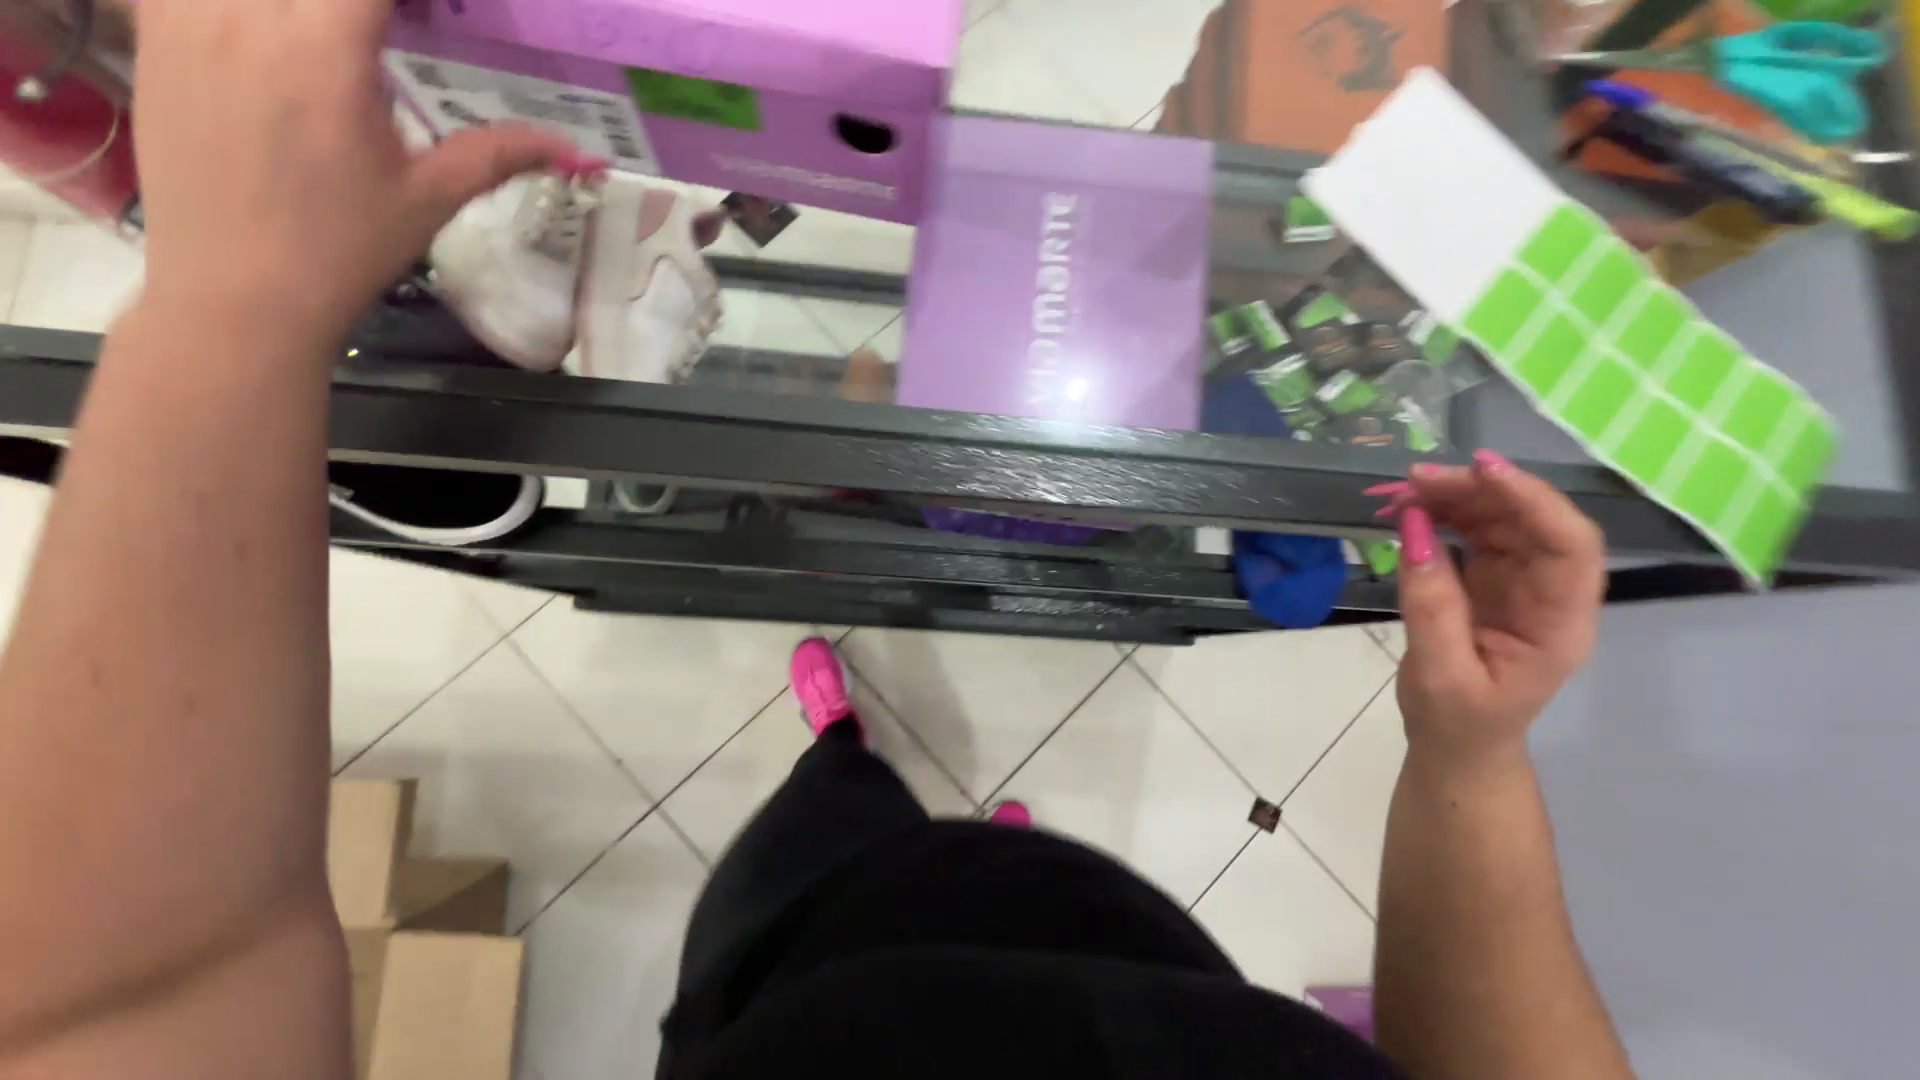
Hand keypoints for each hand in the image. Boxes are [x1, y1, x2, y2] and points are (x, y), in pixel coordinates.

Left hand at [130, 0, 583, 340]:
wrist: (239, 290)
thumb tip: (569, 147)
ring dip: (310, 7)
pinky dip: (247, 8)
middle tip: (403, 28)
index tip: (442, 15)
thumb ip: (496, 154)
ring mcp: (185, 19)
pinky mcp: (154, 36)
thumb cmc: (345, 249)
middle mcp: (243, 17)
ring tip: (341, 38)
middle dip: (362, 6)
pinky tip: (275, 35)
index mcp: (322, 54)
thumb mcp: (429, 199)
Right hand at [1370, 451, 1605, 771]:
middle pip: (1530, 522)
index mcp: (1559, 623)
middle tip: (1412, 480)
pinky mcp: (1490, 582)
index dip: (1531, 500)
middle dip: (1477, 491)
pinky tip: (1407, 510)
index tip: (1480, 468)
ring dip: (1453, 497)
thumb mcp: (1439, 672)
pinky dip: (1440, 514)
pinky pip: (1473, 533)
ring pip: (1500, 520)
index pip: (1567, 545)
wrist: (1459, 748)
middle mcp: (1549, 594)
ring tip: (1398, 492)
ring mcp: (1521, 584)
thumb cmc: (1458, 722)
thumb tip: (1412, 528)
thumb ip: (1430, 603)